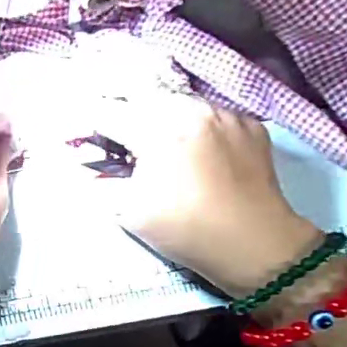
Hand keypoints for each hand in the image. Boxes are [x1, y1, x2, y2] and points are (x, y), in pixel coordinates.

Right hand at [109, 95, 322, 296]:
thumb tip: (91, 167)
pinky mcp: (251, 125)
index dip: (96, 128)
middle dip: (133, 121)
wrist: (255, 245)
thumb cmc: (186, 230)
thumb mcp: (129, 213)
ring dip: (169, 123)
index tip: (95, 143)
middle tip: (132, 150)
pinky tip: (204, 159)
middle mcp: (194, 109)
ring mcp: (227, 114)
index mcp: (159, 128)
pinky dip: (203, 132)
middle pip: (148, 101)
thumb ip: (102, 183)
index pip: (110, 112)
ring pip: (184, 105)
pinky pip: (215, 118)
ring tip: (171, 154)